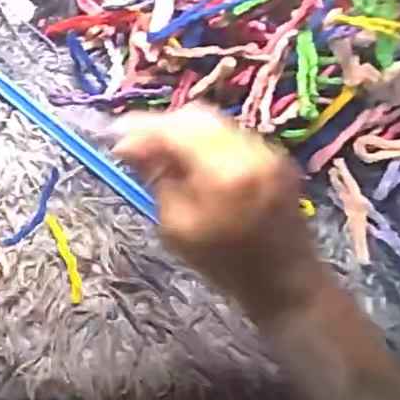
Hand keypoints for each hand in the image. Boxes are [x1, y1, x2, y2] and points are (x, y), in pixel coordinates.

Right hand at [112, 103, 326, 320]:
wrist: (285, 282)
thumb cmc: (222, 264)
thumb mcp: (176, 227)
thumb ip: (155, 179)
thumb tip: (127, 146)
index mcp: (224, 173)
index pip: (175, 129)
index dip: (141, 127)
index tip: (114, 137)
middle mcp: (250, 152)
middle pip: (196, 116)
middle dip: (161, 125)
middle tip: (135, 145)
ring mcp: (267, 152)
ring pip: (213, 121)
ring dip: (181, 130)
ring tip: (159, 153)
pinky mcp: (274, 157)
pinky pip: (229, 134)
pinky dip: (202, 140)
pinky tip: (189, 161)